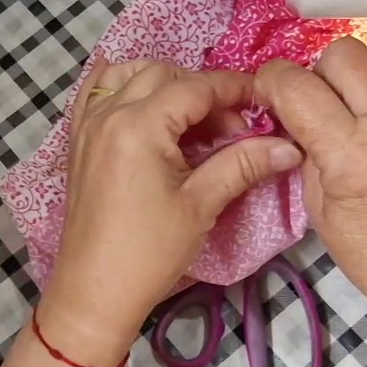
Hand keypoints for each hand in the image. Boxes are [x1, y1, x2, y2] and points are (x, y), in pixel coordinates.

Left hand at [39, 59, 302, 366]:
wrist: (94, 292)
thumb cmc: (149, 253)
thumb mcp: (201, 205)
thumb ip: (243, 164)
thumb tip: (288, 146)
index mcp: (139, 125)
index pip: (195, 87)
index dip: (234, 89)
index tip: (263, 100)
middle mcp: (109, 114)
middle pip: (163, 75)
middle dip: (202, 92)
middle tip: (230, 130)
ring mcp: (87, 126)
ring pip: (129, 76)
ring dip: (165, 85)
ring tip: (190, 122)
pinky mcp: (78, 142)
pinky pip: (97, 94)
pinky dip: (125, 89)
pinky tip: (146, 109)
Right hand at [256, 37, 366, 324]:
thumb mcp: (318, 209)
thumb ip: (306, 151)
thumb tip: (295, 112)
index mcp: (349, 157)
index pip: (295, 85)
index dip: (274, 82)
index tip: (273, 93)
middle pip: (340, 54)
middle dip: (319, 74)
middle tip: (321, 103)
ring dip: (360, 79)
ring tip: (363, 112)